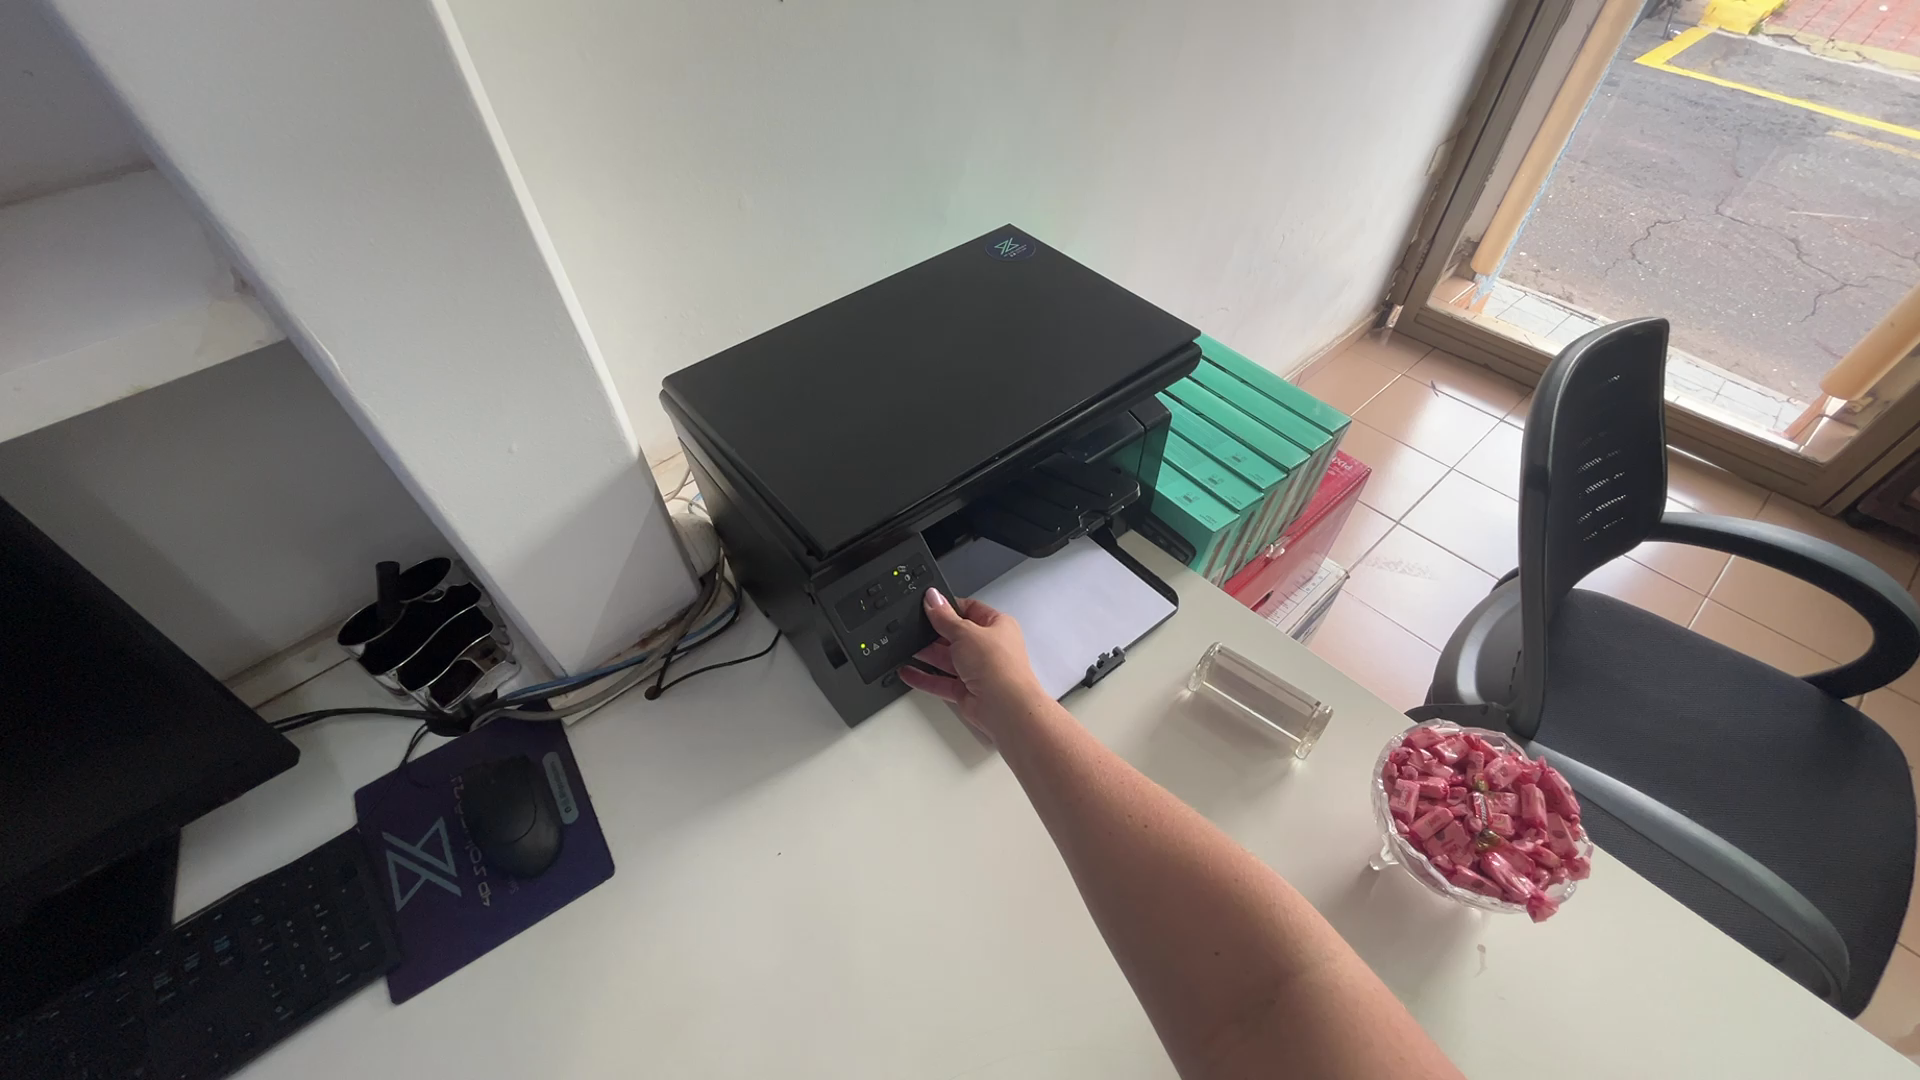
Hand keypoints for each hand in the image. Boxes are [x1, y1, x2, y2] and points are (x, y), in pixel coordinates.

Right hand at [898, 589, 1046, 736]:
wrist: (1005, 708)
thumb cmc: (1000, 667)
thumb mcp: (966, 632)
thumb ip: (944, 617)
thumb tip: (932, 598)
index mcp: (997, 626)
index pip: (970, 610)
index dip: (949, 608)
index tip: (929, 605)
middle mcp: (989, 648)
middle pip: (956, 636)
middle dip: (935, 634)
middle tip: (914, 628)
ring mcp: (978, 671)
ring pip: (947, 659)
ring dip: (927, 655)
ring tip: (907, 648)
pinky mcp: (966, 691)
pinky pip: (941, 681)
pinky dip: (924, 678)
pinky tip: (909, 672)